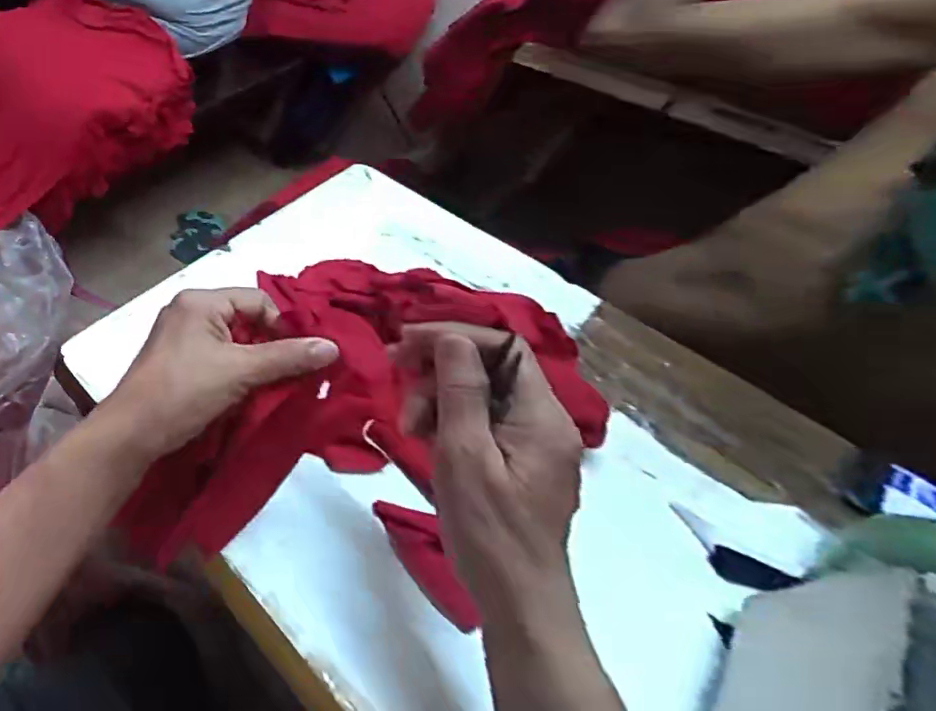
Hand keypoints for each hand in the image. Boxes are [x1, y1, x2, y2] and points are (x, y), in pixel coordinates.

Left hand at [94, 288, 336, 462]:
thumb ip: (287, 357)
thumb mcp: (240, 371)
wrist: (133, 430)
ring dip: (257, 363)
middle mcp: (189, 311)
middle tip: (296, 375)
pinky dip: (238, 373)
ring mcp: (181, 337)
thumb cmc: (185, 391)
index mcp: (199, 301)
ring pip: (234, 342)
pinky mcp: (178, 361)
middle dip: (272, 346)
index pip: (257, 300)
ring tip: (277, 388)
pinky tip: (251, 394)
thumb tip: (332, 346)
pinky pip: (219, 358)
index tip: (303, 358)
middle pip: (246, 320)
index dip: (283, 326)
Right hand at [395, 323, 584, 621]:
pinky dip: (442, 416)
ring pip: (475, 389)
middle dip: (437, 364)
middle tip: (394, 372)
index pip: (505, 346)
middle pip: (487, 364)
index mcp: (542, 416)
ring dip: (433, 393)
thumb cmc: (489, 529)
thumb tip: (451, 337)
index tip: (407, 342)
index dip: (455, 334)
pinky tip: (419, 434)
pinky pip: (475, 416)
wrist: (516, 602)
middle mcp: (541, 420)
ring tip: (406, 422)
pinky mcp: (510, 457)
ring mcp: (527, 440)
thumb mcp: (465, 454)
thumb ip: (461, 391)